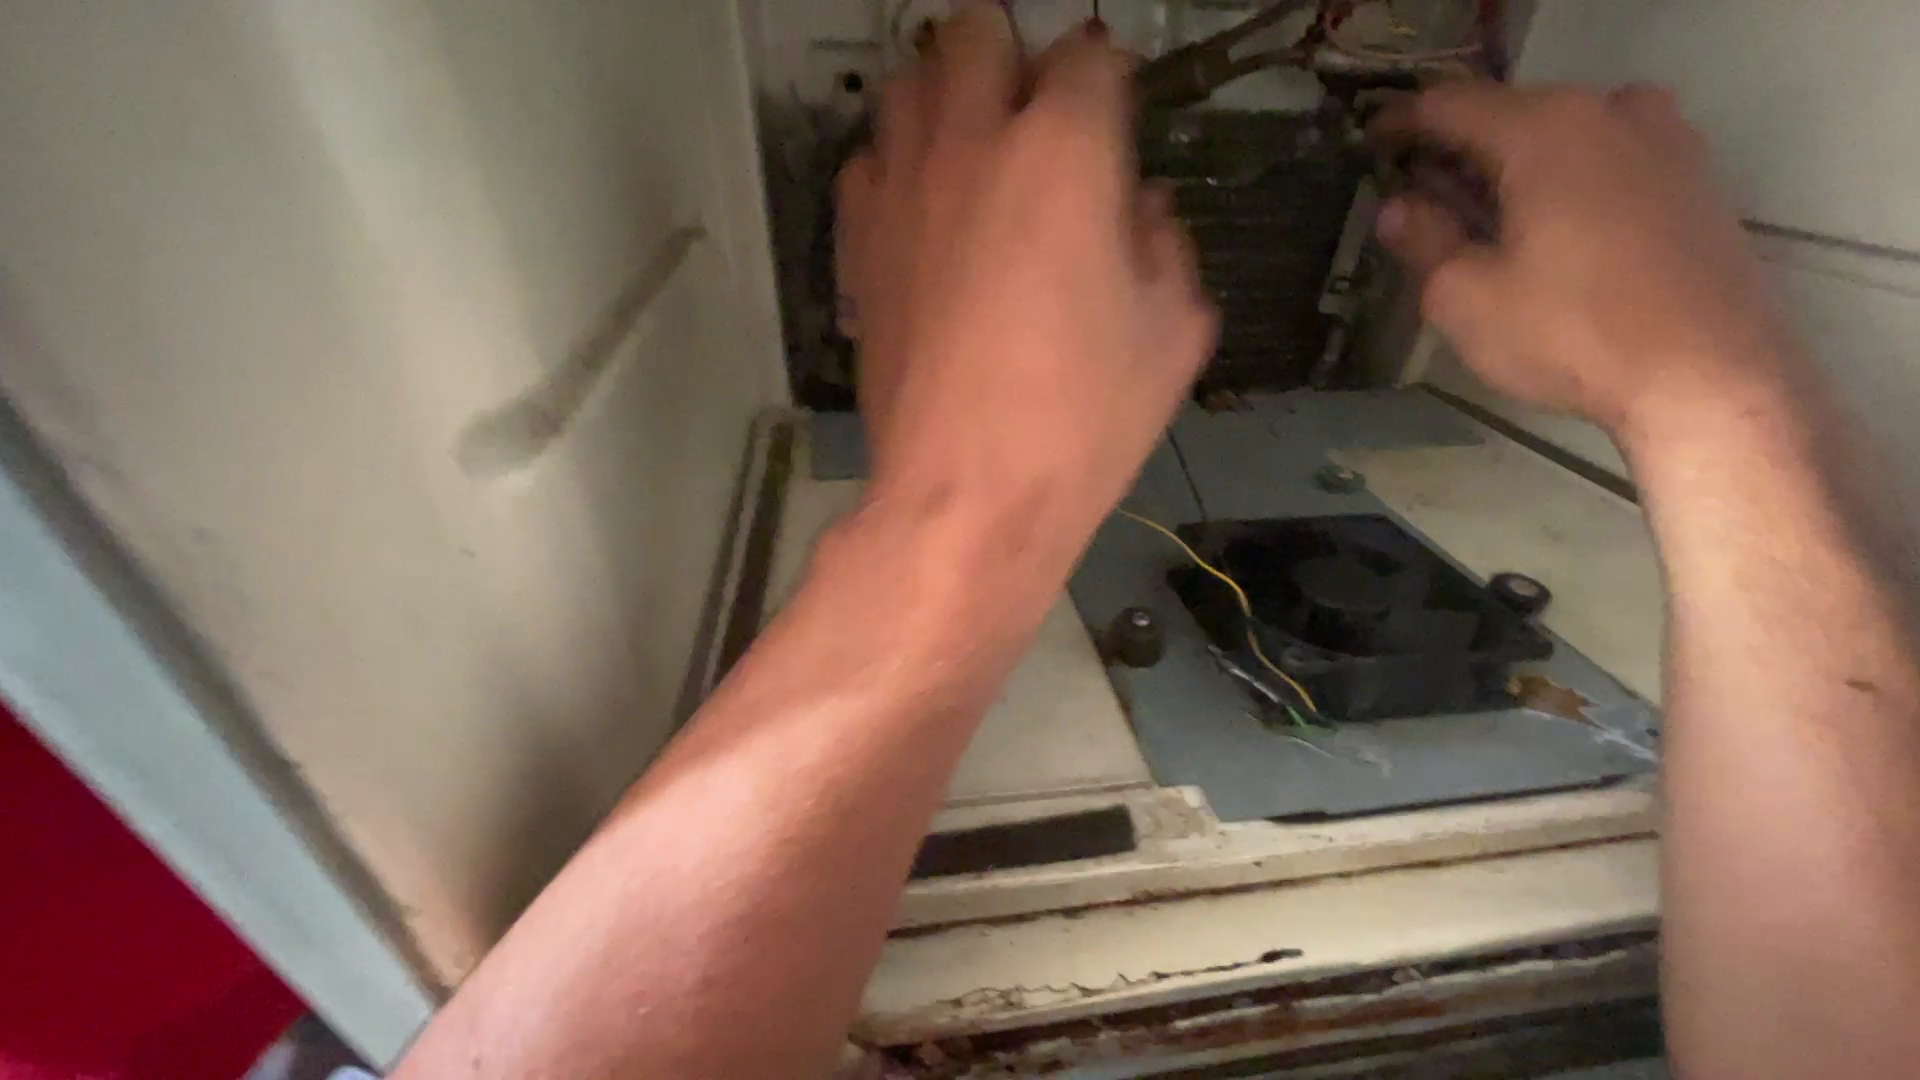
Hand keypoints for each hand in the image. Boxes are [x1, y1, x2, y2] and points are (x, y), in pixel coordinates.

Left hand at [834, 4, 1215, 567]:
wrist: (967, 492)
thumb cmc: (1083, 420)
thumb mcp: (1174, 332)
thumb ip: (1167, 243)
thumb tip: (1139, 206)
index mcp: (1065, 150)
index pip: (1087, 57)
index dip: (1106, 83)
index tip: (1112, 121)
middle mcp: (970, 144)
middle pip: (973, 34)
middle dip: (1011, 61)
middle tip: (1035, 125)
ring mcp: (900, 192)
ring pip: (904, 89)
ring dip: (943, 102)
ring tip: (972, 160)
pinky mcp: (857, 246)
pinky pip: (865, 166)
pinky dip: (895, 169)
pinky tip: (923, 218)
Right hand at [1375, 83, 1792, 437]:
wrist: (1704, 374)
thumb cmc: (1567, 331)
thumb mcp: (1464, 296)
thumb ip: (1424, 241)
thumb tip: (1396, 210)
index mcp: (1546, 131)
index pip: (1453, 105)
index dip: (1402, 122)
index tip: (1368, 143)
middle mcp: (1611, 114)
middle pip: (1511, 114)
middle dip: (1454, 148)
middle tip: (1410, 189)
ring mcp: (1663, 142)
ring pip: (1561, 136)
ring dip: (1506, 165)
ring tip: (1468, 211)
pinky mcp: (1691, 181)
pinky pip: (1602, 159)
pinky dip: (1555, 180)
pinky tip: (1532, 226)